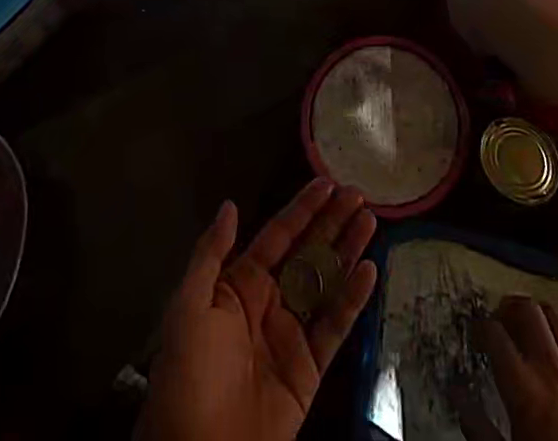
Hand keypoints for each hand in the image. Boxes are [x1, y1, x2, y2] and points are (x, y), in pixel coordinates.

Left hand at [138, 180, 379, 440]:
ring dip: (348, 250)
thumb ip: (209, 255)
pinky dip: (353, 296)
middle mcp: (269, 304)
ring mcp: (292, 333)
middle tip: (358, 194)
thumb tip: (229, 206)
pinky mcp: (311, 364)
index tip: (327, 183)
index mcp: (238, 289)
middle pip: (308, 253)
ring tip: (370, 220)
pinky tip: (368, 269)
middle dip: (333, 222)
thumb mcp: (187, 310)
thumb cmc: (189, 375)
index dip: (302, 209)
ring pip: (327, 281)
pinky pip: (336, 324)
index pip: (277, 237)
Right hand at [481, 296, 557, 440]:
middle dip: (509, 306)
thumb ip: (477, 425)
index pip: (496, 337)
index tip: (474, 328)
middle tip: (498, 315)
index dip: (481, 326)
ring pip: (556, 318)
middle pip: (529, 313)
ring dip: (537, 313)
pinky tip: (555, 343)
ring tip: (524, 319)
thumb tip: (457, 396)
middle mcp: (552, 370)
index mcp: (525, 389)